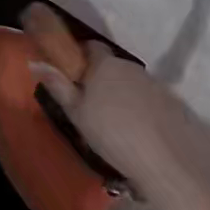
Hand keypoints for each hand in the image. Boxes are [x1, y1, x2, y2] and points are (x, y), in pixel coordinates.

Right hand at [31, 38, 209, 209]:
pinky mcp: (173, 102)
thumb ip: (58, 86)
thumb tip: (36, 62)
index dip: (82, 57)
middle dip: (102, 79)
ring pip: (131, 83)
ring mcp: (154, 83)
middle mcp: (130, 66)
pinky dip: (142, 109)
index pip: (91, 46)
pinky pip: (150, 99)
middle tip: (92, 105)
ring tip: (116, 124)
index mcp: (104, 65)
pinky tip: (139, 133)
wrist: (166, 162)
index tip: (75, 75)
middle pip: (112, 65)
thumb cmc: (112, 135)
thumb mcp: (77, 115)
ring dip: (123, 94)